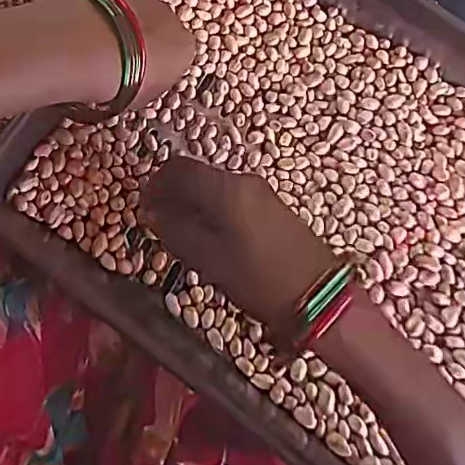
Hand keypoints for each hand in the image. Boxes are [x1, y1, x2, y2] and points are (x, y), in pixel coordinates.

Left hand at [48, 0, 195, 111]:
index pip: (175, 56)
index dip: (155, 66)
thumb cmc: (123, 81)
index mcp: (184, 48)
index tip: (137, 77)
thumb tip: (133, 88)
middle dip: (138, 40)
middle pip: (156, 28)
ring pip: (132, 10)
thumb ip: (143, 87)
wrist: (95, 47)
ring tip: (93, 45)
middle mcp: (169, 16)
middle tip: (114, 60)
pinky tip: (80, 26)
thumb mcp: (140, 97)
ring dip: (118, 22)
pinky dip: (98, 9)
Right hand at [141, 157, 345, 328]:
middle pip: (195, 173)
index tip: (144, 205)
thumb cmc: (258, 278)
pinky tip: (208, 232)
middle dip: (172, 191)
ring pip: (212, 185)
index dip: (155, 184)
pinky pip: (230, 195)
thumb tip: (154, 213)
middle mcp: (242, 180)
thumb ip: (175, 230)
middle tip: (158, 218)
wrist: (320, 296)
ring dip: (192, 200)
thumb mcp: (207, 258)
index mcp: (224, 188)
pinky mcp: (270, 205)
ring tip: (181, 229)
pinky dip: (211, 206)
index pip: (177, 168)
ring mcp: (259, 191)